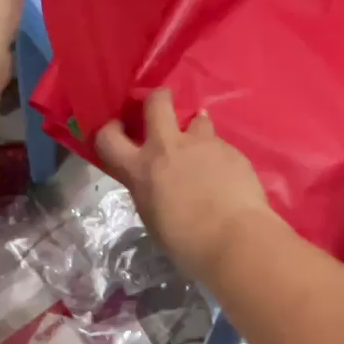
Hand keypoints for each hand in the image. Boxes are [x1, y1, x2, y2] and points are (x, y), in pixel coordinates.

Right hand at [96, 89, 276, 277]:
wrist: (234, 240)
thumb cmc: (186, 243)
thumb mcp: (153, 218)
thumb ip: (150, 191)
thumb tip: (157, 182)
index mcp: (141, 169)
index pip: (108, 137)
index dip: (110, 131)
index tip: (120, 132)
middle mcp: (169, 147)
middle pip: (157, 102)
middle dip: (156, 100)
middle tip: (161, 113)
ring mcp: (203, 144)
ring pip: (196, 119)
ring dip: (195, 129)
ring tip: (201, 151)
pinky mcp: (231, 150)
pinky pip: (219, 145)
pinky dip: (218, 156)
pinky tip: (225, 177)